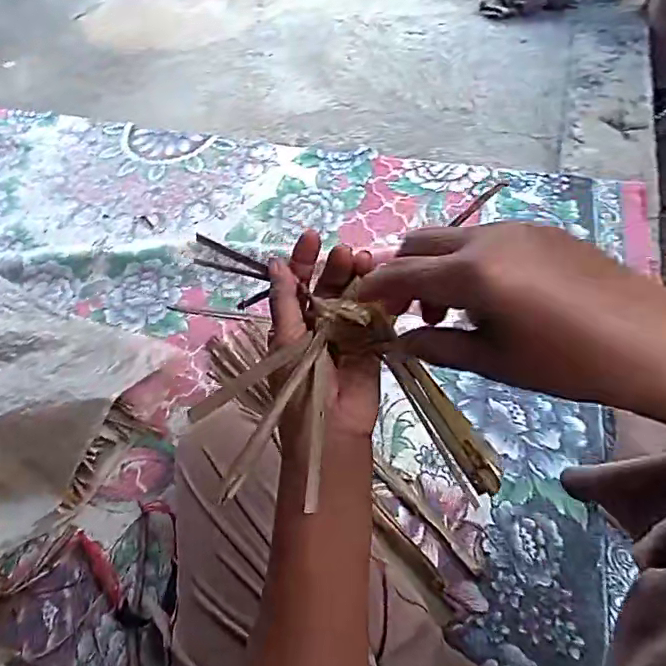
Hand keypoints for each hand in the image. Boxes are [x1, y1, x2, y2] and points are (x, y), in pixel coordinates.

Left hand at [269, 230, 381, 438]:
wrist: (331, 429)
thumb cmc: (299, 386)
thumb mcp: (286, 339)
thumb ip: (285, 301)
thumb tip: (275, 262)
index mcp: (292, 322)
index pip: (298, 283)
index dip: (304, 259)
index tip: (313, 236)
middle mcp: (319, 324)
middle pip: (329, 286)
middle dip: (336, 267)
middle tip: (347, 253)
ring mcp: (346, 334)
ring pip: (355, 297)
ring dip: (360, 278)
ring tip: (366, 262)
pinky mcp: (371, 346)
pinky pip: (377, 317)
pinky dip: (383, 299)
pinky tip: (389, 284)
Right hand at [356, 222, 665, 416]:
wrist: (658, 343)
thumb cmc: (570, 362)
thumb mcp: (495, 362)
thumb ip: (439, 346)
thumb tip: (400, 342)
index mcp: (472, 272)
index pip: (401, 273)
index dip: (374, 290)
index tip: (361, 309)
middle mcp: (487, 238)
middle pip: (419, 242)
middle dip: (401, 273)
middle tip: (406, 312)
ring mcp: (517, 229)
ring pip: (452, 238)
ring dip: (435, 268)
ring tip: (450, 312)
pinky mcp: (541, 232)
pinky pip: (485, 239)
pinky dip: (467, 262)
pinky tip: (490, 297)